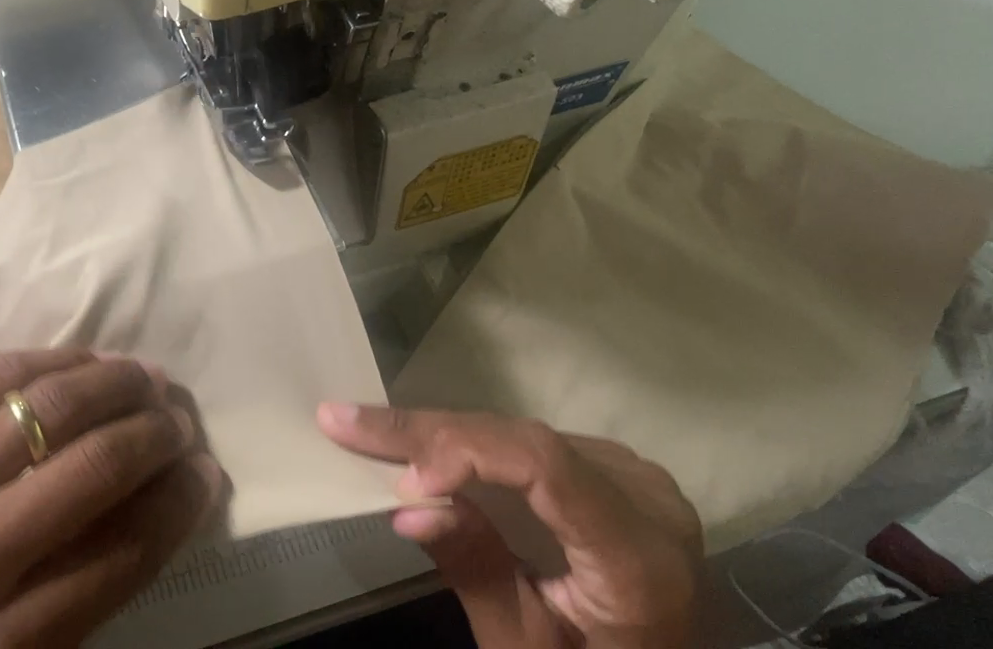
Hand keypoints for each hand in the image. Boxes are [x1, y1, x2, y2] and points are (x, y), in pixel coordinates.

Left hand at [0, 349, 222, 648]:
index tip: (205, 477)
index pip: (119, 554)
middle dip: (156, 437)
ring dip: (115, 385)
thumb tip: (144, 519)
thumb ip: (70, 609)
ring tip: (149, 380)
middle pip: (93, 469)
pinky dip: (51, 361)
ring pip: (48, 406)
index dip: (177, 507)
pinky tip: (83, 361)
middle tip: (183, 422)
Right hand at [319, 405, 701, 648]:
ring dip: (442, 435)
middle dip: (429, 434)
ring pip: (519, 434)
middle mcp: (648, 500)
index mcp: (638, 558)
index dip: (462, 451)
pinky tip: (424, 447)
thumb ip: (474, 570)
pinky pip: (532, 444)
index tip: (397, 474)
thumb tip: (406, 505)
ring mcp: (637, 478)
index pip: (542, 464)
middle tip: (343, 422)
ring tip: (370, 433)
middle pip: (523, 441)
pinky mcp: (618, 472)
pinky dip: (472, 445)